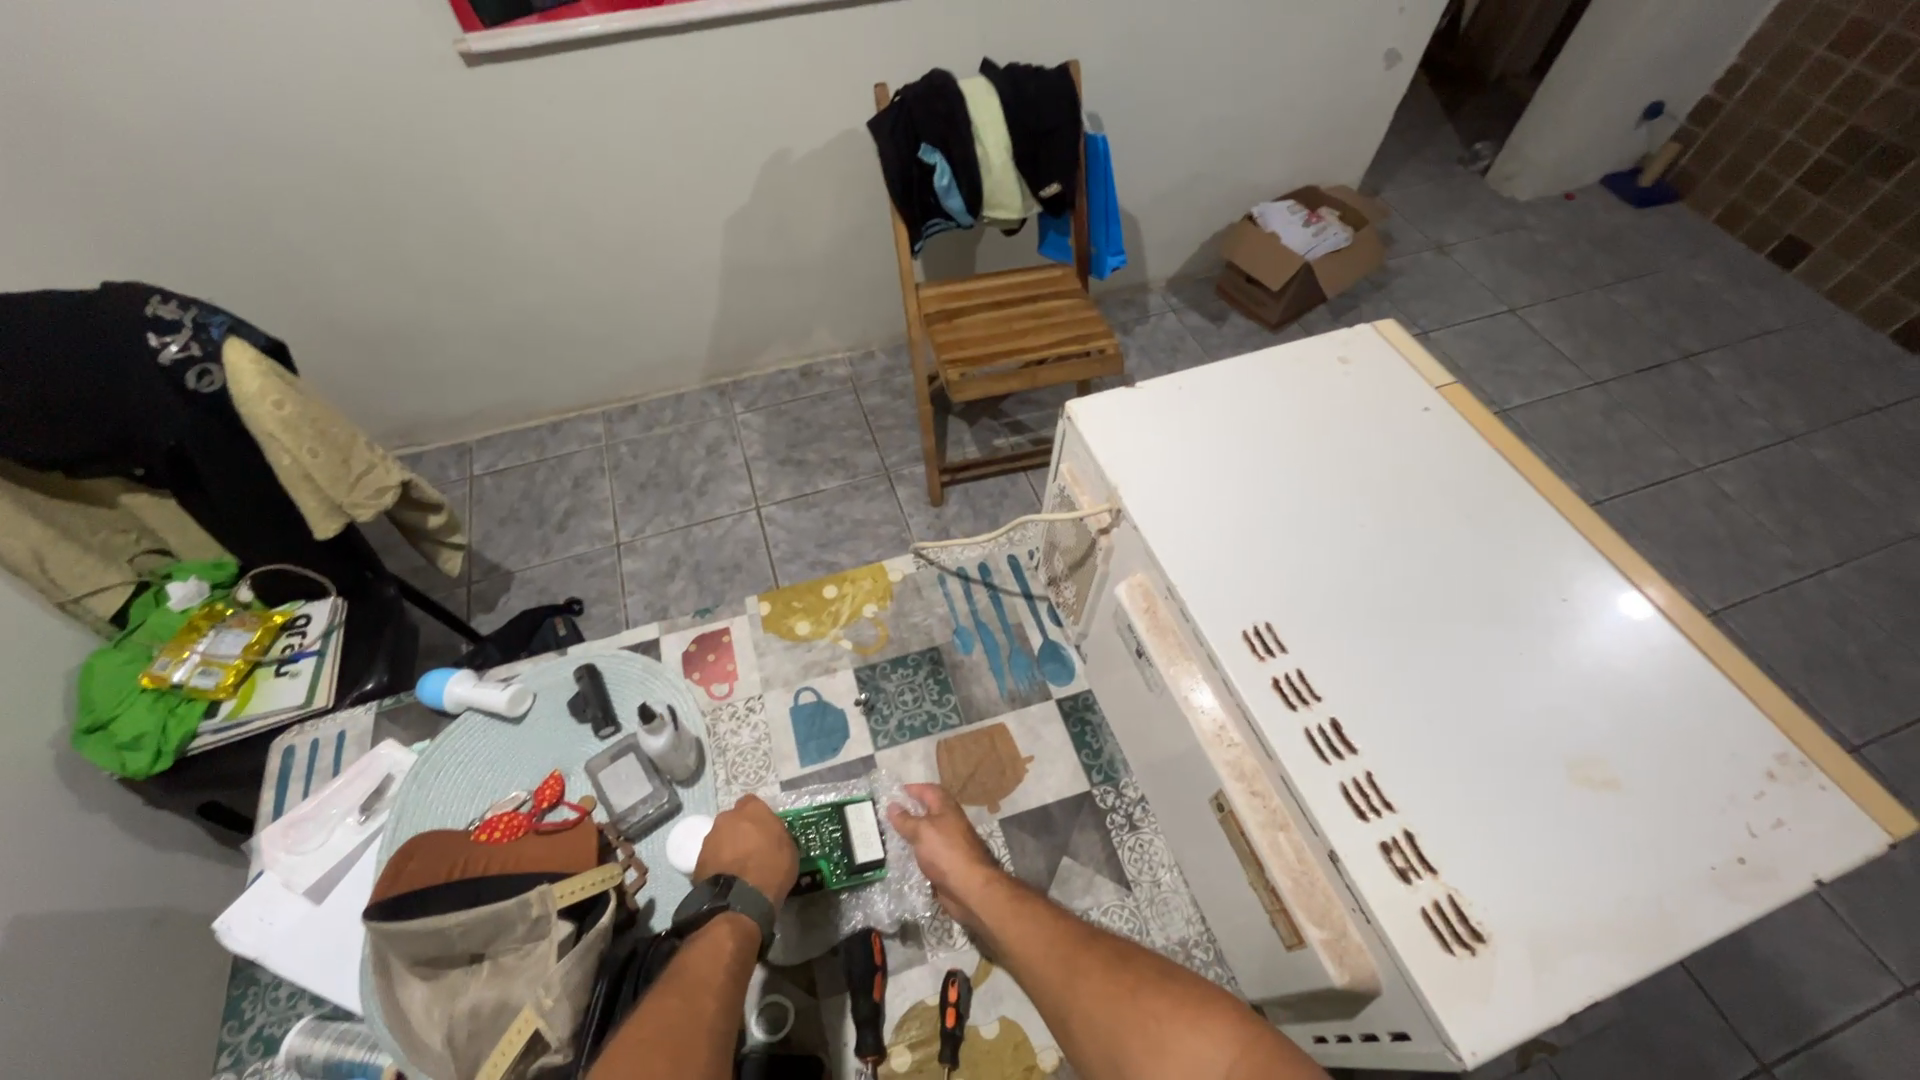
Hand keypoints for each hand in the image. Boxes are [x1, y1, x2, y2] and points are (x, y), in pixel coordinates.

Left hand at [694, 795, 798, 906]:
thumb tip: (770, 836)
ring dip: (727, 846)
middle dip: (740, 830)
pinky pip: (711, 856)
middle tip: (750, 847)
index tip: (764, 830)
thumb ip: (777, 834)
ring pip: (720, 837)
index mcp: (752, 810)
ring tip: (737, 865)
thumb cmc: (772, 869)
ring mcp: (710, 838)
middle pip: (733, 820)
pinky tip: (727, 877)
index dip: (757, 817)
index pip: (752, 803)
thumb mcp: (789, 848)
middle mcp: (727, 818)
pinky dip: (718, 863)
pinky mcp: (698, 859)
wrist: (740, 899)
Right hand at [887, 784, 1006, 930]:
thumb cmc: (946, 852)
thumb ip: (906, 819)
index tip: (892, 794)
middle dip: (907, 813)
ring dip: (908, 835)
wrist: (969, 888)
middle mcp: (948, 822)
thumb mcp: (922, 831)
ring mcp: (947, 844)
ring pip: (924, 835)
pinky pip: (924, 854)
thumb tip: (892, 805)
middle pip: (926, 812)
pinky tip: (896, 859)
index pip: (928, 790)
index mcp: (945, 808)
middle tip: (884, 816)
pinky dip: (912, 854)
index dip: (912, 789)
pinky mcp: (944, 863)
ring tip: (885, 837)